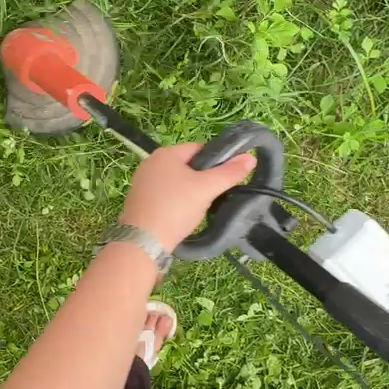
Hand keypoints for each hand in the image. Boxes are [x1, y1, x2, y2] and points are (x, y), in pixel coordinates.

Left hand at [117, 143, 256, 250]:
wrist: (144, 240)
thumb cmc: (176, 207)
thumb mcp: (207, 188)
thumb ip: (229, 172)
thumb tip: (250, 157)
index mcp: (165, 153)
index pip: (198, 148)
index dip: (215, 161)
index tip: (223, 180)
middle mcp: (150, 163)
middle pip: (187, 165)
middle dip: (202, 179)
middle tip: (212, 196)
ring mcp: (142, 182)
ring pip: (175, 182)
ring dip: (189, 192)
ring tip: (198, 208)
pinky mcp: (139, 200)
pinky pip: (164, 195)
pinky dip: (175, 202)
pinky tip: (181, 216)